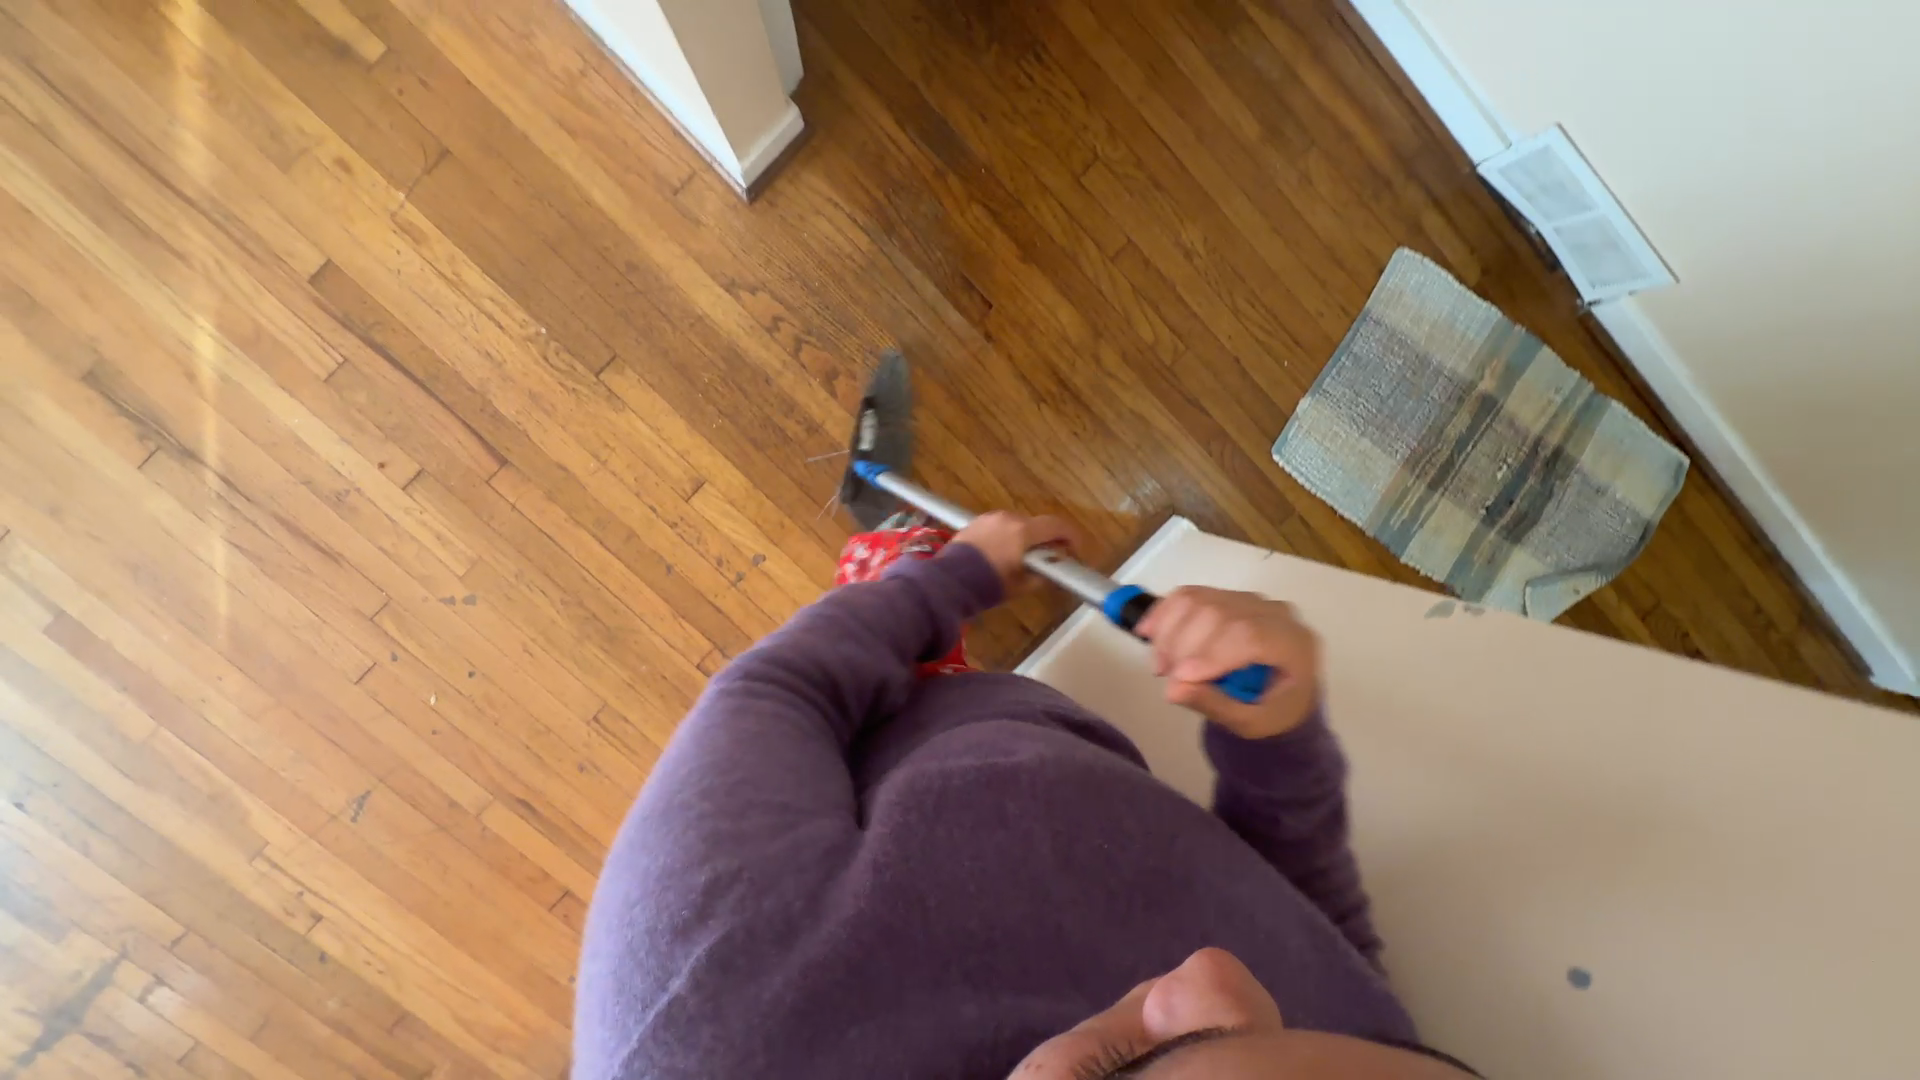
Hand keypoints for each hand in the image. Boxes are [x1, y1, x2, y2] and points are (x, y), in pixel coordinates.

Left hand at [951, 511, 1081, 594]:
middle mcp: (1008, 518)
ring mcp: (990, 518)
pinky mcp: (975, 523)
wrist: (948, 581)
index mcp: (1023, 531)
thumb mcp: (1021, 585)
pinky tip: (1003, 554)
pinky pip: (1000, 527)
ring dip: (1025, 538)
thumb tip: (1053, 571)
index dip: (1071, 537)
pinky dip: (1008, 537)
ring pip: (1017, 524)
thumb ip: (1043, 575)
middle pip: (1037, 525)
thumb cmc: (988, 585)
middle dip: (1046, 540)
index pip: (1057, 526)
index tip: (1076, 550)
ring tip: (1023, 559)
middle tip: (1050, 559)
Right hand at [1135, 587, 1322, 739]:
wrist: (1282, 693)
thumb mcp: (1252, 723)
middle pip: (1220, 613)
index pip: (1250, 634)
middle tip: (1163, 675)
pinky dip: (1164, 612)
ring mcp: (1248, 600)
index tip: (1178, 677)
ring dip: (1169, 630)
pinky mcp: (1225, 596)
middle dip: (1183, 644)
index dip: (1210, 652)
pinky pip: (1189, 595)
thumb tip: (1173, 690)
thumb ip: (1216, 706)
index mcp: (1293, 644)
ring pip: (1200, 600)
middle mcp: (1274, 613)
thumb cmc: (1273, 711)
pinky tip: (1148, 633)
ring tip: (1159, 664)